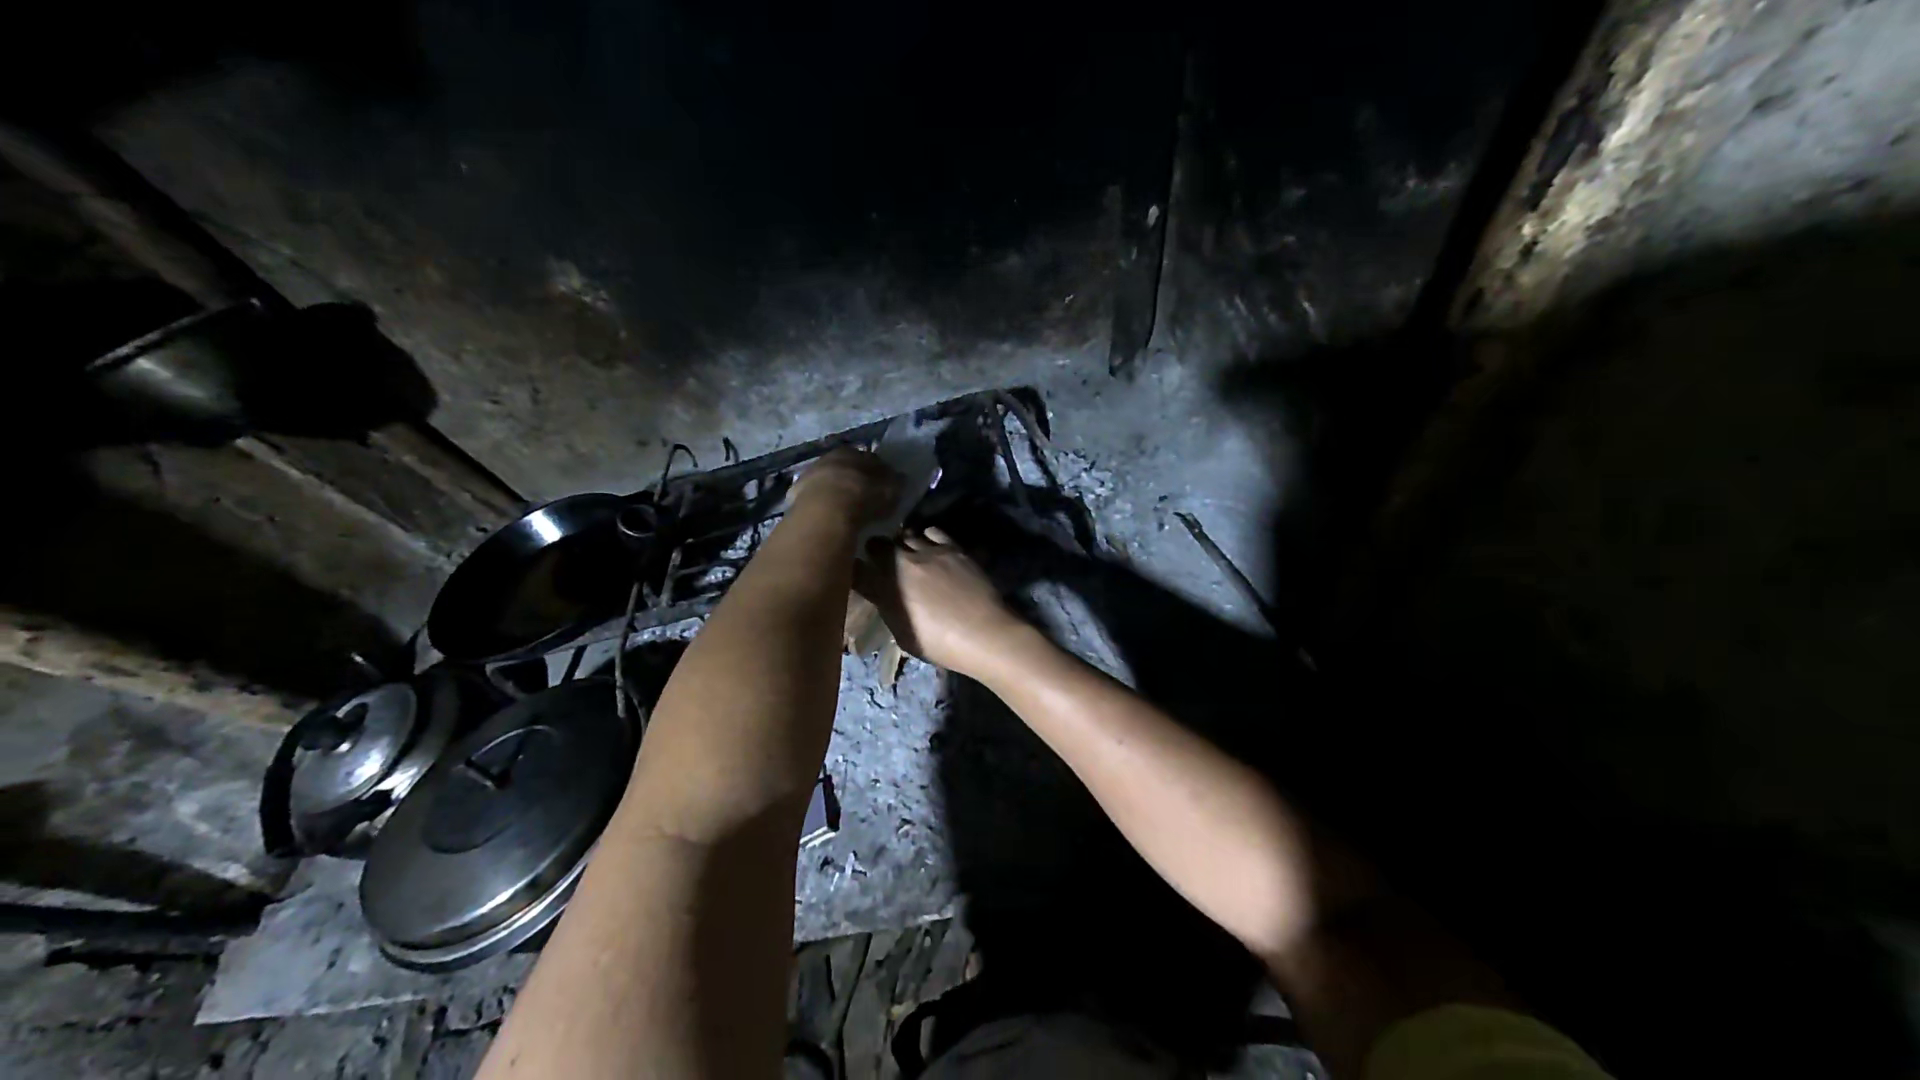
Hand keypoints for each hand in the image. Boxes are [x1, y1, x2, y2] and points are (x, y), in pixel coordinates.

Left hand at [790, 447, 901, 527]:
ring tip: (842, 508)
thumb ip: (896, 482)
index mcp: (853, 452)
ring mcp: (809, 473)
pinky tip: (824, 516)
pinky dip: (818, 504)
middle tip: (861, 496)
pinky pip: (810, 497)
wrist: (826, 512)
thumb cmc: (863, 497)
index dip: (876, 472)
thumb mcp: (889, 491)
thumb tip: (900, 478)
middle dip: (852, 479)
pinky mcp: (795, 492)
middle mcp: (829, 457)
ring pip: (825, 480)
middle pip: (844, 468)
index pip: (868, 459)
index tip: (881, 485)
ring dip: (833, 490)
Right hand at [854, 527, 1031, 679]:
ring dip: (903, 543)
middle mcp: (900, 564)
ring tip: (909, 553)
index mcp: (883, 589)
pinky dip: (927, 538)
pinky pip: (932, 531)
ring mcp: (927, 551)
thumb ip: (889, 607)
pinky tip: (933, 548)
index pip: (856, 570)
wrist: (983, 633)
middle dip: (875, 550)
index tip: (857, 574)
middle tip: (882, 561)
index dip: (853, 569)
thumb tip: (886, 595)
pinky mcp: (952, 547)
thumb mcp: (903, 634)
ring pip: (904, 534)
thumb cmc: (940, 645)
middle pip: (876, 544)